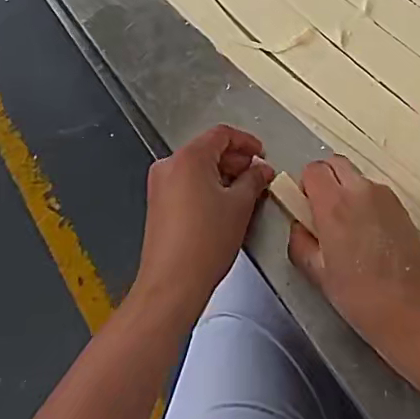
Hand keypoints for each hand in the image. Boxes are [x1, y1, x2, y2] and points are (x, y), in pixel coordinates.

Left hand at [133, 125, 274, 316]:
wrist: (172, 284)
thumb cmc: (202, 246)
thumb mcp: (240, 205)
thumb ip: (254, 179)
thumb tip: (261, 170)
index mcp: (189, 157)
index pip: (222, 134)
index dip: (246, 141)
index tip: (260, 152)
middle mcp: (170, 165)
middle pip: (208, 149)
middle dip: (236, 160)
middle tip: (257, 174)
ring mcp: (160, 185)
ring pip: (197, 167)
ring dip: (222, 174)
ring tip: (244, 192)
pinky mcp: (158, 204)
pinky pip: (186, 183)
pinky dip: (206, 187)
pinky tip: (224, 206)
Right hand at [289, 155, 419, 342]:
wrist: (415, 308)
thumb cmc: (361, 296)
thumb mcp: (319, 275)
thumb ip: (300, 243)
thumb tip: (300, 226)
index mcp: (333, 204)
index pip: (312, 169)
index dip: (305, 185)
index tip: (307, 209)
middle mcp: (358, 190)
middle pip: (334, 163)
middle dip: (324, 180)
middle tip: (323, 213)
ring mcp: (383, 194)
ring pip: (355, 176)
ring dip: (345, 189)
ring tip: (349, 227)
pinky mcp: (399, 204)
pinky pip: (372, 190)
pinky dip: (364, 200)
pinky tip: (369, 234)